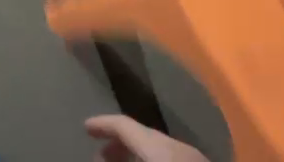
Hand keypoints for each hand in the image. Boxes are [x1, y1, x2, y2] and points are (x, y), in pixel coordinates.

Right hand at [85, 114, 209, 161]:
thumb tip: (100, 161)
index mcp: (160, 150)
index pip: (125, 126)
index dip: (103, 125)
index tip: (85, 129)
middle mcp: (179, 150)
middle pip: (144, 136)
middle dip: (121, 144)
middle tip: (101, 157)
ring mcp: (198, 161)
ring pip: (161, 150)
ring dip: (139, 156)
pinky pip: (174, 161)